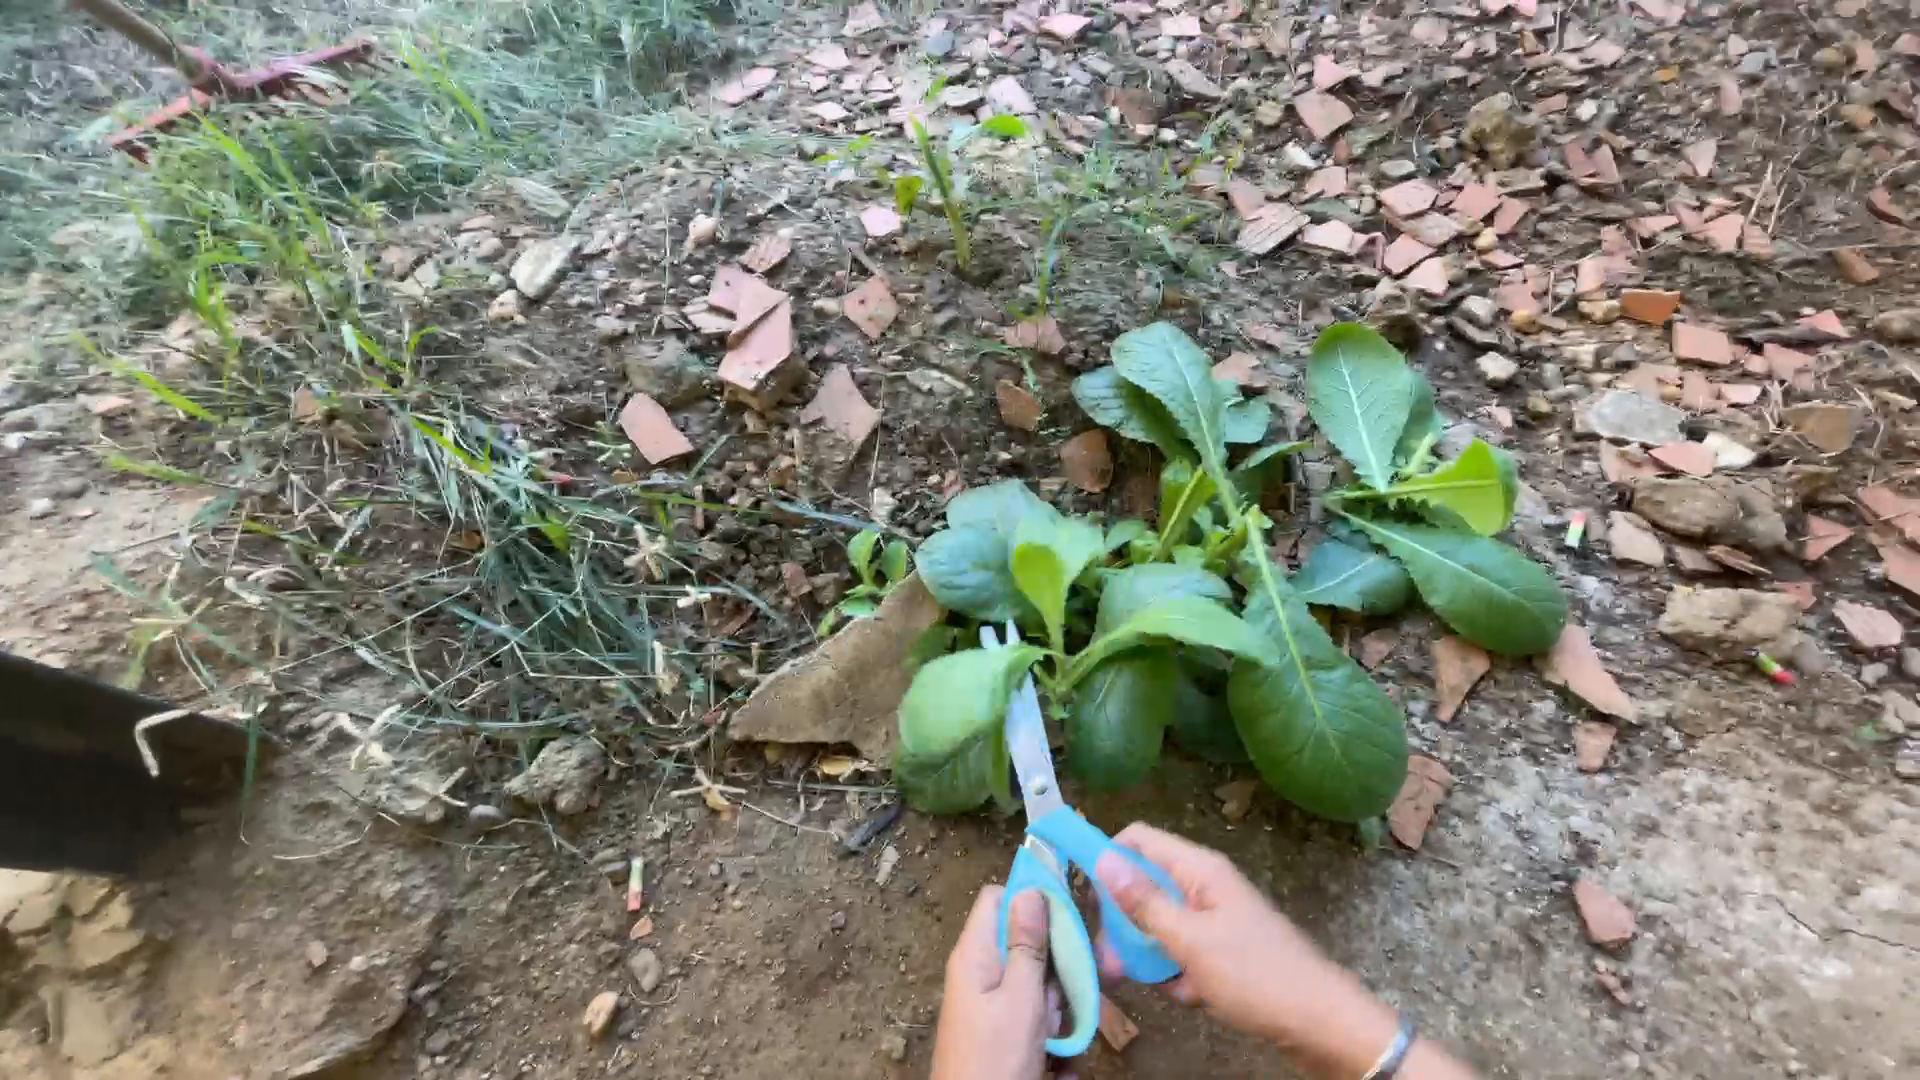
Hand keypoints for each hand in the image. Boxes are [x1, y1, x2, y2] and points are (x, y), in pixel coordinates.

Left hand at [929, 887, 1052, 1079]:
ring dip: (1055, 1008)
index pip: (998, 898)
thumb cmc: (995, 1062)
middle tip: (1059, 998)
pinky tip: (1056, 1064)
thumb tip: (1031, 888)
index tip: (1065, 915)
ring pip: (1036, 984)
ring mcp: (992, 1003)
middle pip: (1025, 943)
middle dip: (1052, 968)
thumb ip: (1028, 945)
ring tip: (1054, 1039)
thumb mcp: (1019, 1000)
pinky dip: (1050, 1036)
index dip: (1030, 899)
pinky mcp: (1004, 1032)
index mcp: (974, 953)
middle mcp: (980, 970)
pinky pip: (1034, 1018)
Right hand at [1094, 824, 1460, 1079]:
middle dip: (1122, 917)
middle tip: (1106, 955)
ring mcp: (1214, 916)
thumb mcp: (1190, 941)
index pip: (1138, 839)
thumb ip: (1143, 902)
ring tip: (1141, 981)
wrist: (1323, 1025)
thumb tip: (1101, 859)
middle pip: (1145, 882)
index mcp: (1197, 868)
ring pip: (1160, 920)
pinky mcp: (1223, 947)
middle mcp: (1203, 884)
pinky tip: (1185, 994)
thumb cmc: (1255, 975)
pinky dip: (1176, 968)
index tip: (1082, 889)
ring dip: (1146, 949)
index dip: (1107, 855)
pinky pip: (1182, 947)